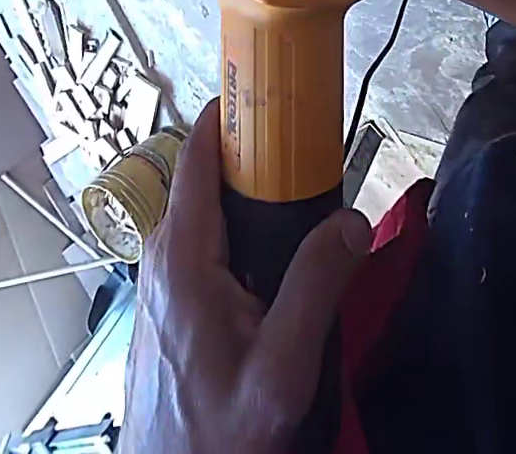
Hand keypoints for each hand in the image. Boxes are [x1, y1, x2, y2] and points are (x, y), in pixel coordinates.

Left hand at [122, 100, 372, 453]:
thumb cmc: (215, 434)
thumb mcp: (280, 368)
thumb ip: (317, 287)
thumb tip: (352, 222)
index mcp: (181, 255)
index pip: (197, 154)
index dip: (229, 114)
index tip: (268, 96)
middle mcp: (163, 251)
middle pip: (206, 173)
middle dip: (253, 153)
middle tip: (303, 149)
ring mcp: (162, 272)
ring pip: (207, 204)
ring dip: (249, 189)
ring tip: (299, 192)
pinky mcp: (169, 292)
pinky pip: (205, 232)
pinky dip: (238, 218)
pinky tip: (274, 244)